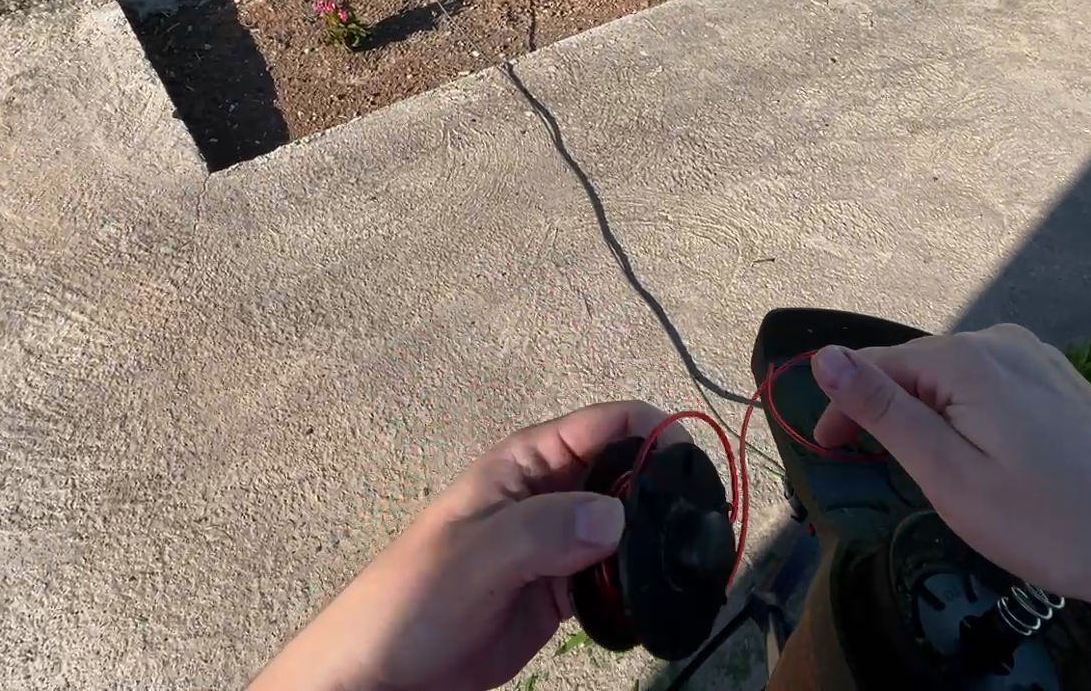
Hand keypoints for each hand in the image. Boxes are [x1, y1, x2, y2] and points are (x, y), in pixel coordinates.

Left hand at [250, 401, 674, 690]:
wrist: (388, 674)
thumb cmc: (417, 596)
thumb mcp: (475, 554)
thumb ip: (543, 529)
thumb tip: (619, 513)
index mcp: (530, 460)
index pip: (605, 424)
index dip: (653, 431)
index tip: (693, 466)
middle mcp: (553, 490)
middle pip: (625, 470)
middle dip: (663, 488)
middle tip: (702, 525)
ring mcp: (561, 538)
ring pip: (626, 522)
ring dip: (656, 536)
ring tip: (695, 561)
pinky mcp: (565, 584)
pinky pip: (615, 570)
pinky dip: (639, 578)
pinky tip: (660, 594)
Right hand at [809, 325, 1090, 613]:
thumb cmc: (1048, 523)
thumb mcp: (947, 474)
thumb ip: (882, 409)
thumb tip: (822, 355)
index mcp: (965, 357)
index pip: (874, 366)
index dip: (842, 408)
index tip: (829, 453)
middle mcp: (999, 340)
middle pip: (915, 368)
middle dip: (887, 411)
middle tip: (882, 472)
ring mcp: (1037, 356)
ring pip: (953, 376)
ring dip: (928, 412)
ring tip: (935, 467)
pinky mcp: (1062, 378)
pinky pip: (991, 382)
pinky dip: (967, 411)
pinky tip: (988, 452)